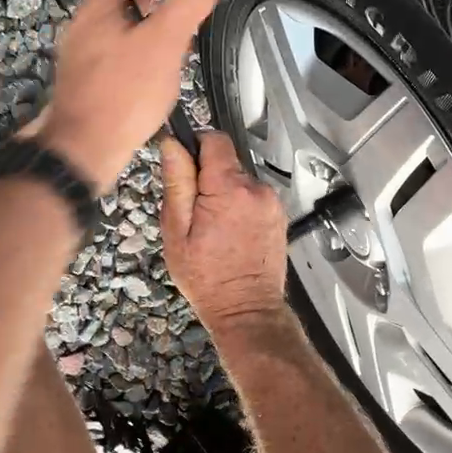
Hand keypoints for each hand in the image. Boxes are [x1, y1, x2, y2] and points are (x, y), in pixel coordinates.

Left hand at [39, 0, 221, 190]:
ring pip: (106, 34)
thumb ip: (185, 6)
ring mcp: (75, 60)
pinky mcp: (78, 86)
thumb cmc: (124, 92)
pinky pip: (104, 62)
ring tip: (162, 50)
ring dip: (133, 35)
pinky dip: (125, 60)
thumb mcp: (165, 44)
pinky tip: (144, 81)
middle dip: (136, 6)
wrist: (84, 148)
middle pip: (107, 5)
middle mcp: (79, 30)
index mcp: (96, 11)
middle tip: (164, 17)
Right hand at [160, 131, 288, 332]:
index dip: (195, 148)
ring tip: (212, 226)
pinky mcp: (279, 215)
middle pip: (225, 160)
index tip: (184, 172)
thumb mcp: (177, 230)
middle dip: (206, 177)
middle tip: (194, 211)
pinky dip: (239, 205)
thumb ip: (176, 182)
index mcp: (229, 188)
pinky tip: (230, 232)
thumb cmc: (205, 276)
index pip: (214, 139)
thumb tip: (172, 143)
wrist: (247, 313)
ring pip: (238, 178)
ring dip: (223, 192)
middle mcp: (257, 188)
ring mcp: (272, 202)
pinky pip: (251, 195)